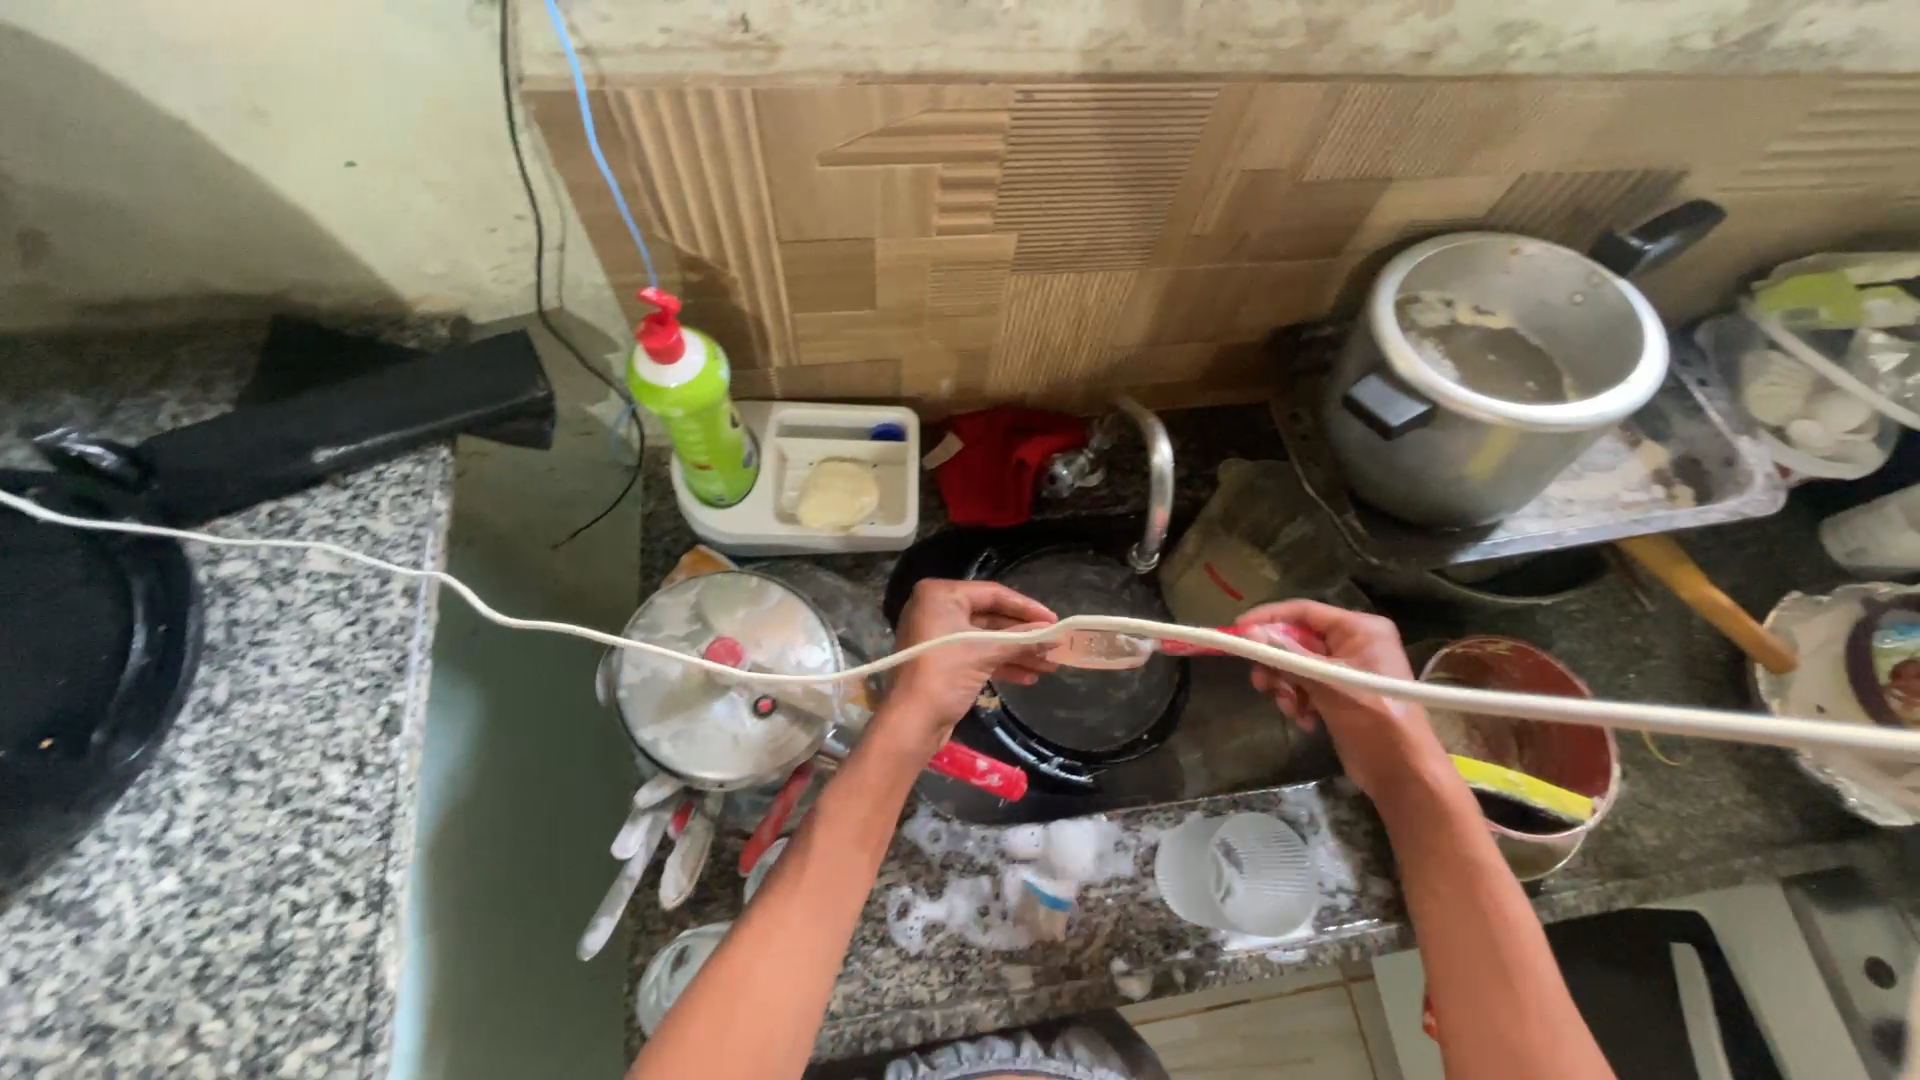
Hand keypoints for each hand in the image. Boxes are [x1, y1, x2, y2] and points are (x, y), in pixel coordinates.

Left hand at [880, 580, 1058, 752]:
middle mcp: (937, 609)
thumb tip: (1055, 634)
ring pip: (986, 639)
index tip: (1054, 620)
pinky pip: (977, 655)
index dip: (1026, 608)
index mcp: (940, 595)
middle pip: (991, 617)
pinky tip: (1029, 677)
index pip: (993, 594)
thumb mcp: (986, 652)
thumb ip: (1022, 639)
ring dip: (1017, 652)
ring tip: (1049, 665)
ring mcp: (939, 636)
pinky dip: (1001, 664)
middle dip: (1024, 634)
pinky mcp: (942, 661)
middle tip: (1055, 644)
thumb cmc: (944, 674)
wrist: (911, 721)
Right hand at [1235, 600, 1448, 801]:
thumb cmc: (1373, 720)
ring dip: (1286, 686)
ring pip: (1296, 665)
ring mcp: (1347, 668)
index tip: (1236, 631)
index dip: (1267, 618)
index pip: (1304, 611)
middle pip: (1296, 640)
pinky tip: (1305, 720)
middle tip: (1260, 683)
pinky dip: (1298, 701)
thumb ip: (1287, 655)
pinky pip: (1305, 685)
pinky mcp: (1340, 692)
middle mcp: (1354, 642)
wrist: (1402, 773)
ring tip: (1290, 708)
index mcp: (1360, 629)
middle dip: (1277, 663)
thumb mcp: (1327, 684)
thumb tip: (1248, 632)